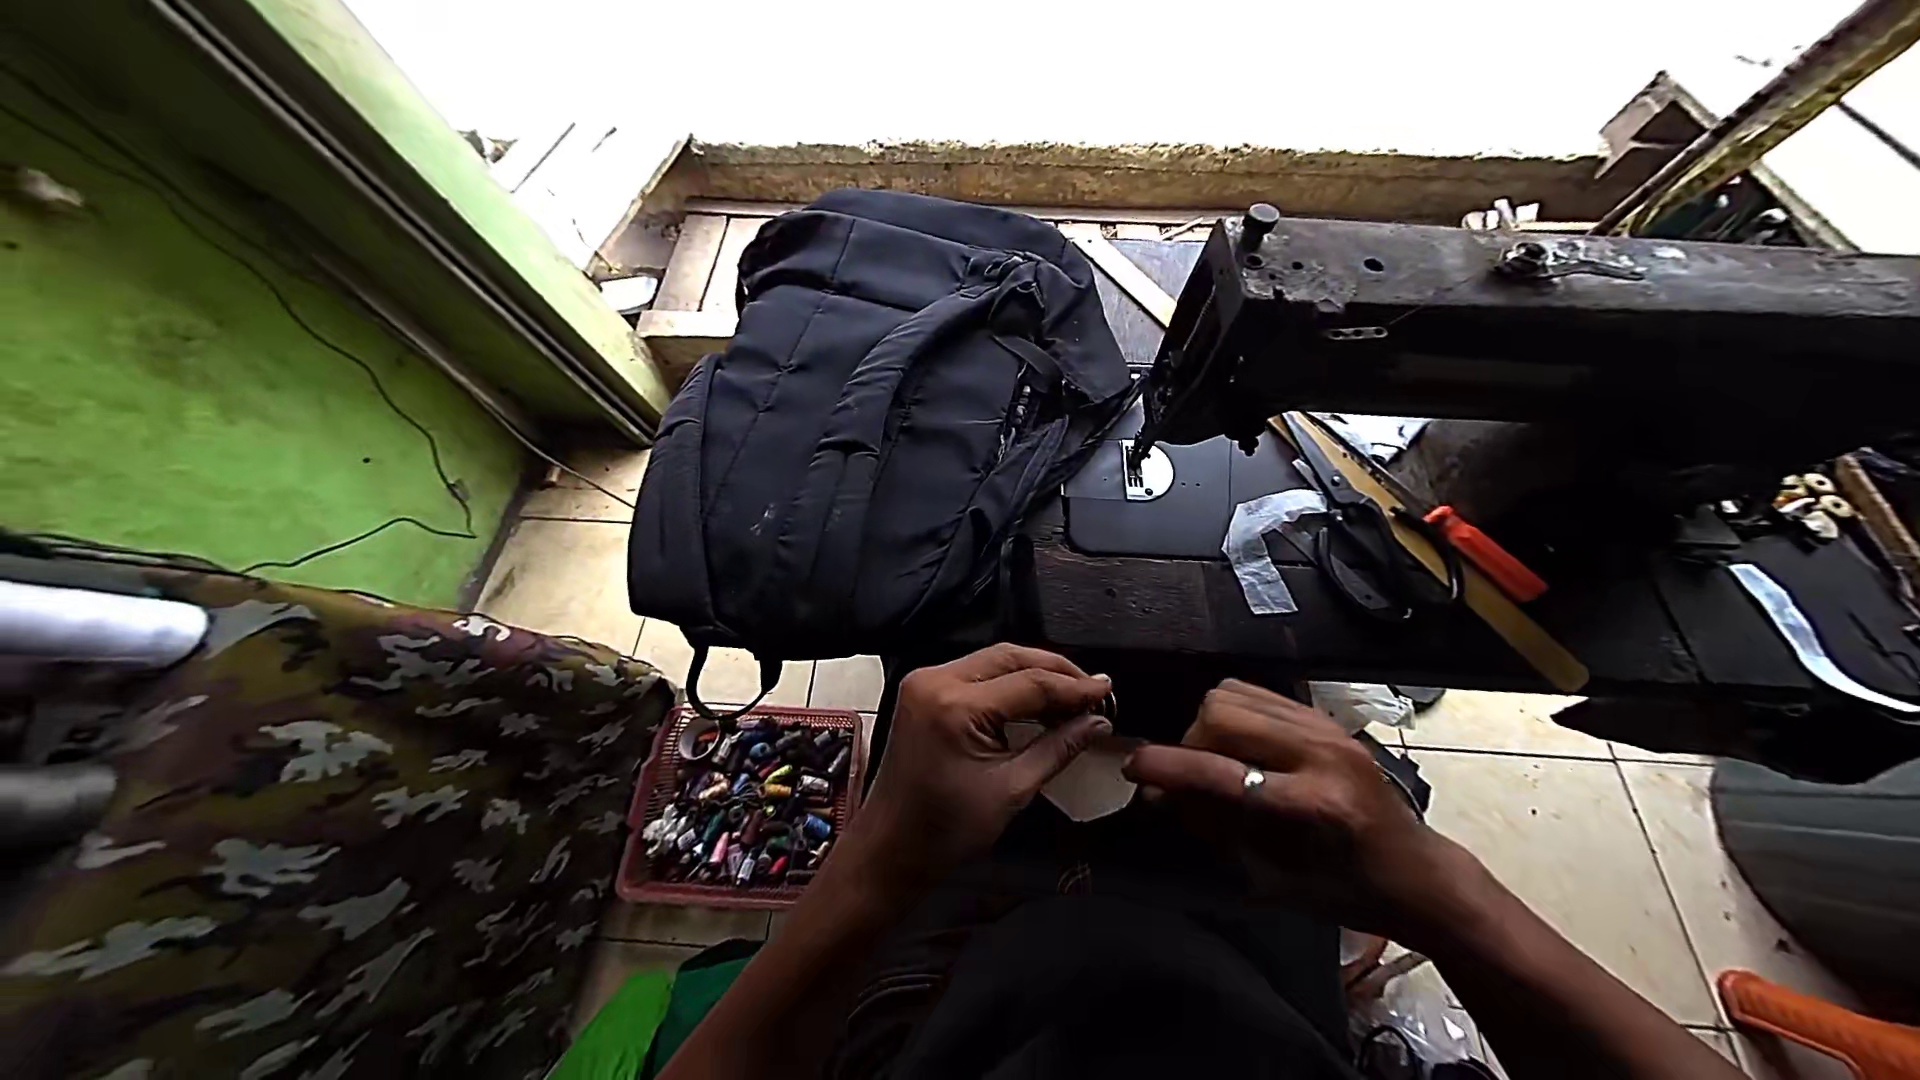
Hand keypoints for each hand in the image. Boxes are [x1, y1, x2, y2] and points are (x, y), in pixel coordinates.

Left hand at [842, 644, 1111, 894]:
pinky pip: (976, 672)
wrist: (891, 846)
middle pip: (1009, 657)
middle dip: (1055, 670)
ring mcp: (925, 681)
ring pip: (993, 660)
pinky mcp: (924, 689)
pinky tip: (1035, 699)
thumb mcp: (1012, 789)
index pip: (1028, 682)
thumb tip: (1097, 722)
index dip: (1073, 687)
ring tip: (1071, 695)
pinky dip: (1009, 681)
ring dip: (1033, 672)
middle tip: (1092, 689)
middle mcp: (935, 680)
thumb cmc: (946, 830)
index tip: (1106, 691)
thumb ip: (1059, 747)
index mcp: (954, 705)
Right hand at [1123, 679, 1482, 943]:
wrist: (1417, 872)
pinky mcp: (1323, 715)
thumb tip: (1155, 794)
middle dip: (1190, 742)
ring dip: (1208, 725)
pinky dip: (1230, 712)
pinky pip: (1253, 691)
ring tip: (1219, 757)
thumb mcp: (1272, 875)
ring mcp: (1324, 727)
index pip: (1220, 774)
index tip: (1132, 768)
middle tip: (1194, 774)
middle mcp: (1320, 753)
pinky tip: (1239, 742)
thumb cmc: (1345, 890)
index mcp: (1313, 806)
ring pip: (1231, 694)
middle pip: (1219, 714)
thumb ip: (1210, 825)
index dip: (1166, 768)